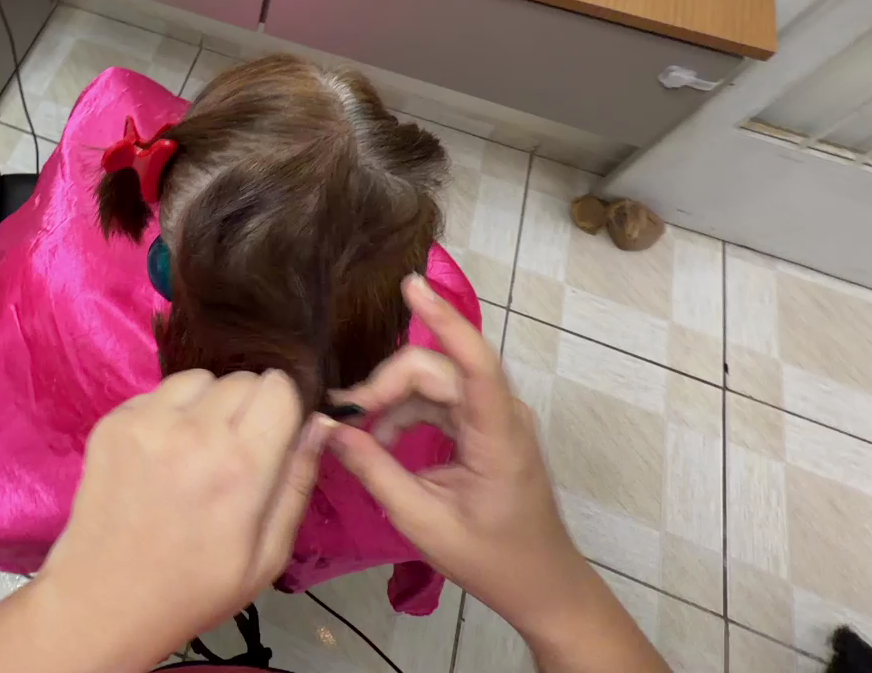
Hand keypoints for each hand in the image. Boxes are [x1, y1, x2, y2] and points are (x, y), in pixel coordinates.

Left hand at [33, 368, 329, 665]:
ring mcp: (147, 420)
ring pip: (198, 378)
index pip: (278, 387)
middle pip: (241, 378)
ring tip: (193, 448)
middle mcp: (194, 431)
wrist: (105, 599)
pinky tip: (160, 453)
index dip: (282, 405)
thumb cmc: (195, 586)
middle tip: (232, 448)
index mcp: (241, 465)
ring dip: (205, 403)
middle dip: (246, 406)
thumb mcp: (268, 555)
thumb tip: (318, 422)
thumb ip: (297, 481)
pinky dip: (166, 413)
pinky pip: (157, 392)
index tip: (273, 429)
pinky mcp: (114, 420)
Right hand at [326, 275, 591, 638]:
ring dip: (388, 397)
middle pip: (434, 368)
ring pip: (429, 377)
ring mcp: (491, 413)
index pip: (476, 363)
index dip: (445, 319)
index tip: (411, 285)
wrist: (543, 586)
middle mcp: (499, 412)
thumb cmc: (491, 559)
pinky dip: (400, 409)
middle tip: (343, 414)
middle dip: (384, 384)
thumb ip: (375, 471)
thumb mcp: (424, 523)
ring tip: (356, 429)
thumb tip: (328, 428)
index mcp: (498, 436)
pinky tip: (380, 438)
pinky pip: (432, 396)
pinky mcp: (480, 420)